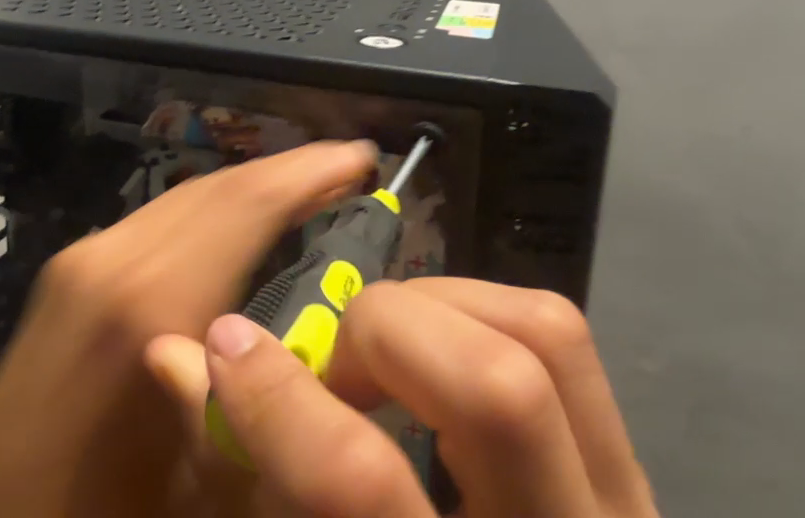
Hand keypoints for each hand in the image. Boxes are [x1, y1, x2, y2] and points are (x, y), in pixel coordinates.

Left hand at [0, 140, 378, 517]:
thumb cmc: (109, 508)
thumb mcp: (213, 476)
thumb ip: (270, 397)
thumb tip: (319, 331)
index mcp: (151, 301)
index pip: (242, 205)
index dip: (307, 171)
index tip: (359, 154)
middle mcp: (110, 259)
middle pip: (212, 190)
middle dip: (282, 172)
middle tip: (344, 170)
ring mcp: (79, 260)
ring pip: (179, 200)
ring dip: (244, 191)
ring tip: (304, 193)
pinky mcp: (65, 274)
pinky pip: (151, 224)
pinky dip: (205, 215)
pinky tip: (235, 228)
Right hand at [146, 278, 658, 516]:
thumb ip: (251, 467)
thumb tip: (175, 354)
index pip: (360, 485)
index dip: (278, 401)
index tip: (226, 346)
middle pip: (494, 387)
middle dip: (378, 338)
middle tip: (331, 372)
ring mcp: (619, 513)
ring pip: (544, 335)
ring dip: (434, 308)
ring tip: (380, 355)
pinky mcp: (628, 473)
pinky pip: (559, 339)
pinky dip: (475, 313)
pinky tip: (429, 358)